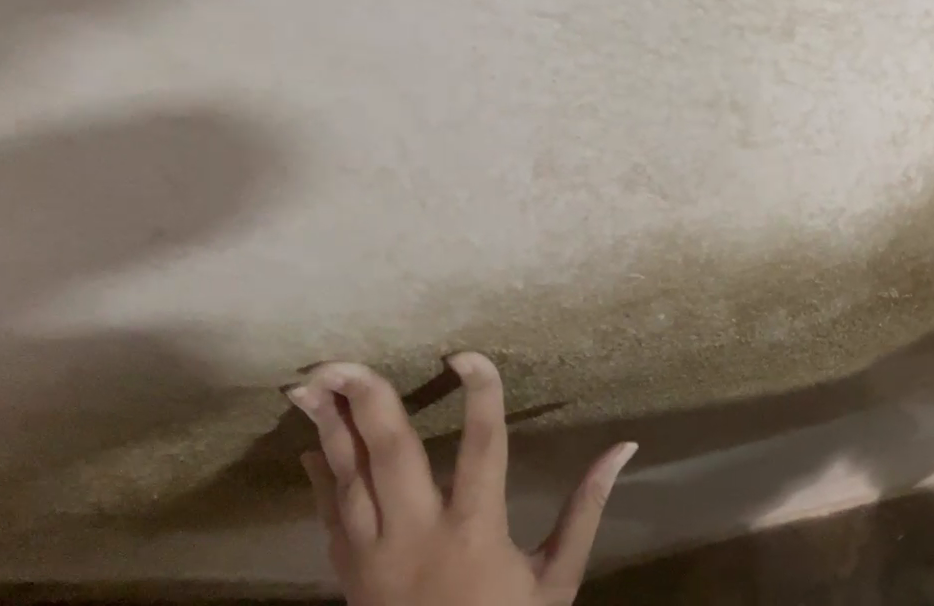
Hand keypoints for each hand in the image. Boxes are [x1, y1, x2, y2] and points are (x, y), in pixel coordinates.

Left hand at [285, 353, 635, 605]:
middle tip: (343, 361)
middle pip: (390, 458)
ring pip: (346, 481)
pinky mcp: (349, 574)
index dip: (480, 396)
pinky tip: (311, 444)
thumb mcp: (557, 578)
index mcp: (475, 531)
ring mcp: (373, 557)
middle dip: (368, 405)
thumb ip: (586, 508)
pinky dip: (320, 476)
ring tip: (309, 386)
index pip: (482, 447)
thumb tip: (624, 447)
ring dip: (328, 430)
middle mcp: (417, 535)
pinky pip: (328, 515)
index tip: (467, 355)